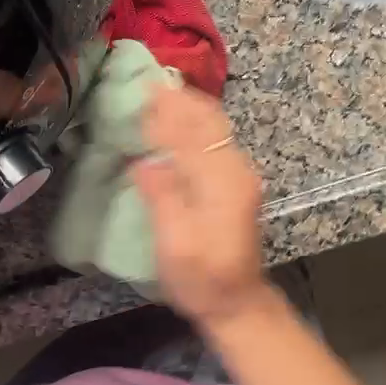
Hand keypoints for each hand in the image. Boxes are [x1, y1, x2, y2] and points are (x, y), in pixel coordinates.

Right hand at [129, 86, 275, 328]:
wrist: (238, 302)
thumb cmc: (203, 279)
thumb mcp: (176, 246)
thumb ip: (163, 198)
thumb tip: (144, 161)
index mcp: (222, 185)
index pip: (191, 135)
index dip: (168, 111)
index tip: (146, 89)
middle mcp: (237, 172)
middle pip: (210, 122)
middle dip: (181, 100)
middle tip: (151, 82)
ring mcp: (240, 176)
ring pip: (215, 127)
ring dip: (189, 108)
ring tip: (162, 93)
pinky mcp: (237, 182)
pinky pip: (216, 140)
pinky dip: (195, 123)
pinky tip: (178, 121)